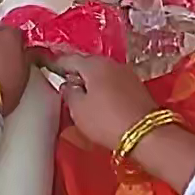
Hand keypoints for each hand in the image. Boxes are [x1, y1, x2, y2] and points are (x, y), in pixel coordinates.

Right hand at [45, 52, 159, 151]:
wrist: (148, 136)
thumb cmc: (106, 120)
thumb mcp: (78, 109)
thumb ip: (68, 93)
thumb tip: (67, 84)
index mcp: (93, 64)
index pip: (68, 59)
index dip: (55, 64)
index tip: (46, 69)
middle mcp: (110, 63)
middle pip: (86, 64)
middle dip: (74, 73)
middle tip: (62, 86)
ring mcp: (126, 74)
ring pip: (100, 74)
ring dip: (89, 82)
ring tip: (79, 97)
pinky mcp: (136, 87)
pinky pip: (112, 83)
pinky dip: (102, 89)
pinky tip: (98, 102)